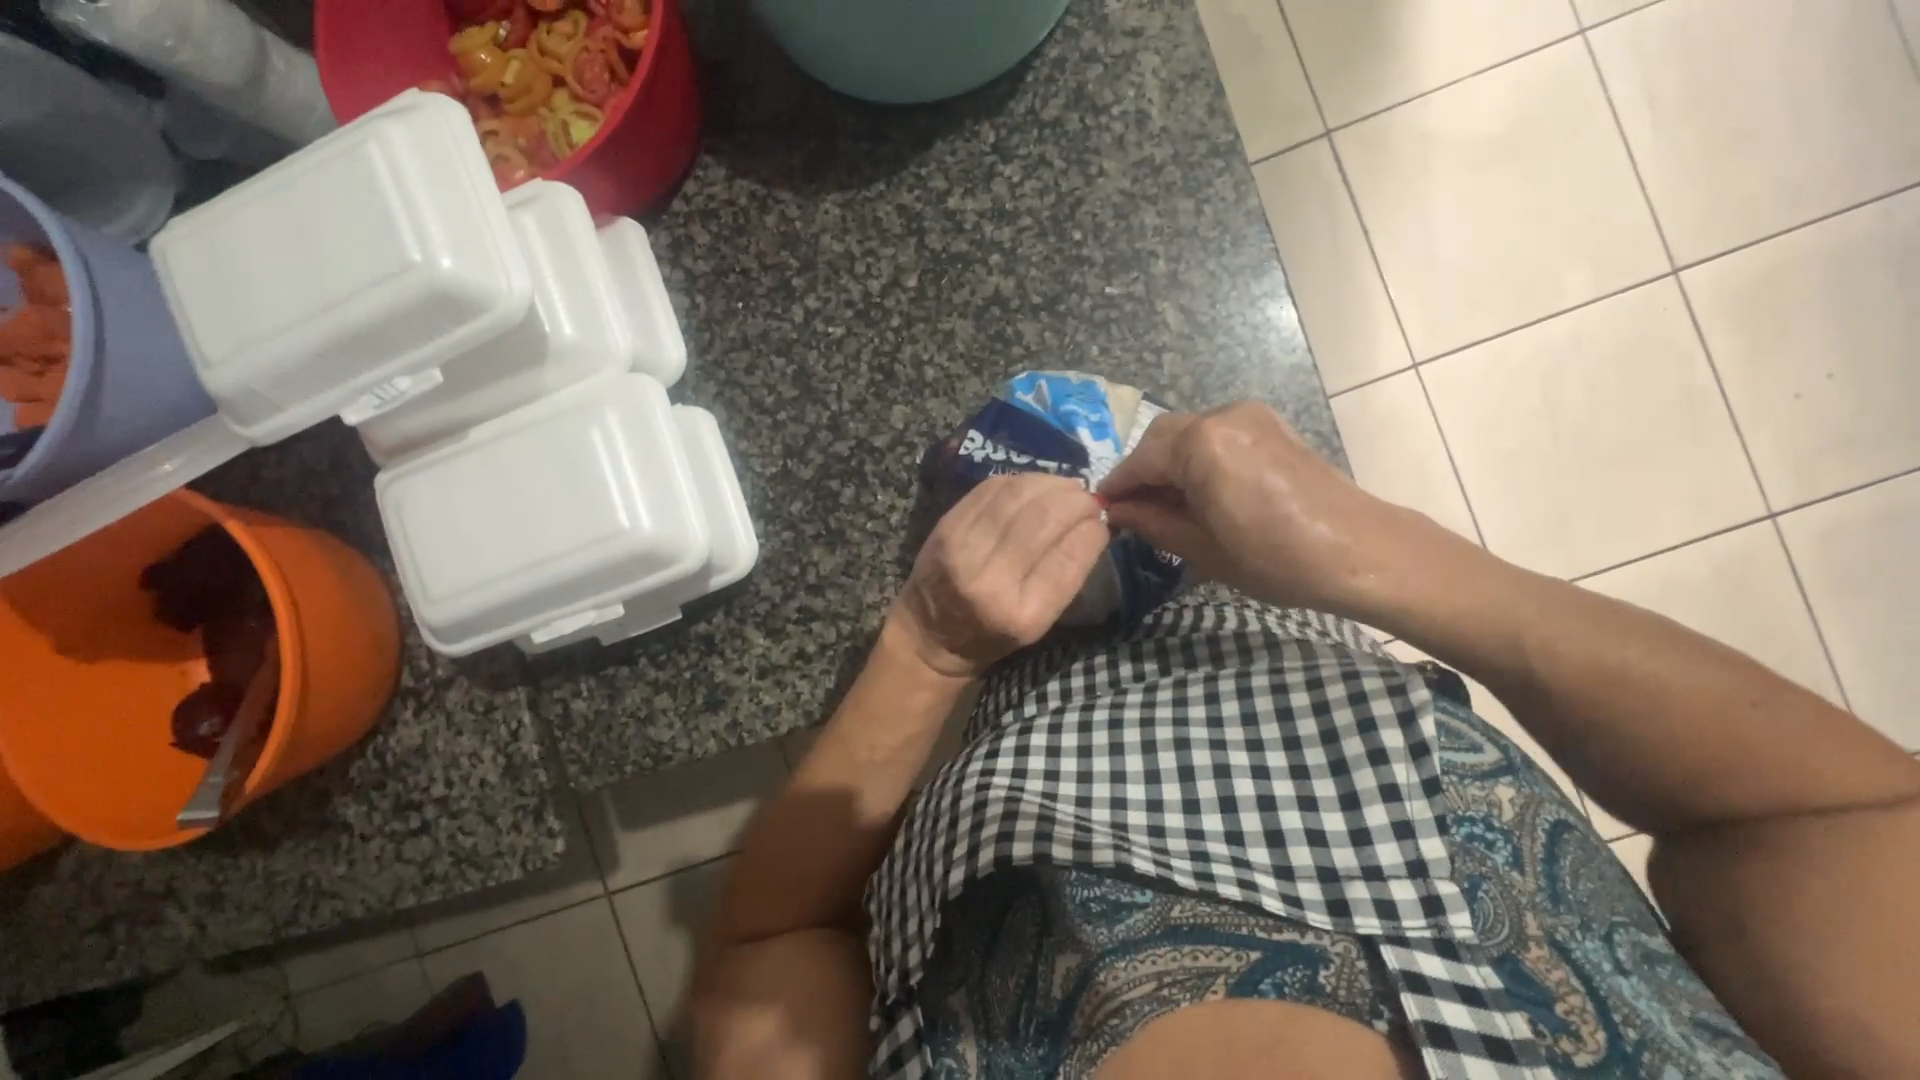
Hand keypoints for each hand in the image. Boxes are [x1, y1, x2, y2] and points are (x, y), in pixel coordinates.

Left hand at [886, 474, 1109, 679]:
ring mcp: (963, 549)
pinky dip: (1021, 481)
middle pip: (1045, 518)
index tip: (1102, 523)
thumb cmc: (991, 637)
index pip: (1070, 557)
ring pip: (1017, 495)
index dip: (1093, 531)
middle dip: (1076, 501)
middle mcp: (991, 580)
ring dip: (1051, 483)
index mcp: (1023, 615)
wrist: (928, 637)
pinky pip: (990, 489)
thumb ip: (1065, 576)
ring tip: (1068, 488)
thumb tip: (1093, 523)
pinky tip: (1036, 486)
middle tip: (1090, 500)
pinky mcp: (945, 527)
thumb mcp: (1038, 624)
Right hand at [1099, 402, 1453, 618]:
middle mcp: (1222, 416)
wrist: (1361, 552)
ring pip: (1189, 432)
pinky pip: (1217, 434)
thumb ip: (1153, 522)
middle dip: (1143, 471)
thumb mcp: (1203, 549)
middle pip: (1162, 437)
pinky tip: (1200, 492)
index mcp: (1201, 445)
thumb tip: (1118, 512)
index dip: (1118, 486)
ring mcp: (1251, 415)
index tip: (1102, 511)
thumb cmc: (1277, 560)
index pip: (1139, 459)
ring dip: (1170, 463)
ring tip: (1167, 506)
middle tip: (1133, 511)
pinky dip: (1198, 456)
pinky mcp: (1271, 424)